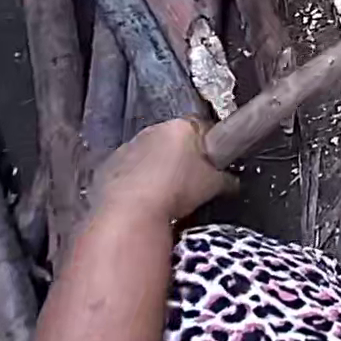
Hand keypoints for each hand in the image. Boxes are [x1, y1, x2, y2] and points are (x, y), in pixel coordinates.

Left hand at [93, 117, 235, 222]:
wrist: (131, 214)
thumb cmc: (176, 192)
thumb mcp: (215, 185)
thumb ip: (226, 178)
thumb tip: (232, 181)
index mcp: (182, 126)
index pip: (202, 128)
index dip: (209, 146)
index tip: (212, 163)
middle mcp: (154, 130)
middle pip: (174, 140)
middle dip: (181, 156)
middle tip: (190, 181)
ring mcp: (128, 147)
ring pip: (149, 154)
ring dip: (157, 168)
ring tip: (165, 195)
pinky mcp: (108, 167)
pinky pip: (128, 171)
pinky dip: (135, 182)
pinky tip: (143, 201)